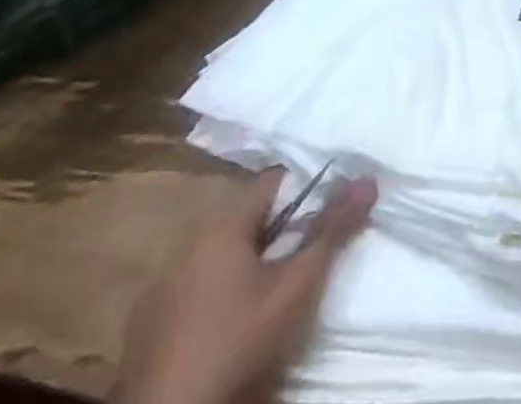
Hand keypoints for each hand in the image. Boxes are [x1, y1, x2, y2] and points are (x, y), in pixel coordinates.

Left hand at [117, 169, 377, 403]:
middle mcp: (188, 243)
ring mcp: (165, 283)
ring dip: (254, 260)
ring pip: (224, 253)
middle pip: (249, 218)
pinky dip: (225, 289)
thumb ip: (332, 231)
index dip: (308, 190)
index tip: (332, 211)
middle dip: (284, 229)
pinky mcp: (152, 320)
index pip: (273, 182)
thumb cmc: (241, 340)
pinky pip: (200, 285)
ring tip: (282, 286)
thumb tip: (368, 180)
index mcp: (221, 226)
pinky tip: (240, 318)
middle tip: (312, 253)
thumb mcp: (298, 286)